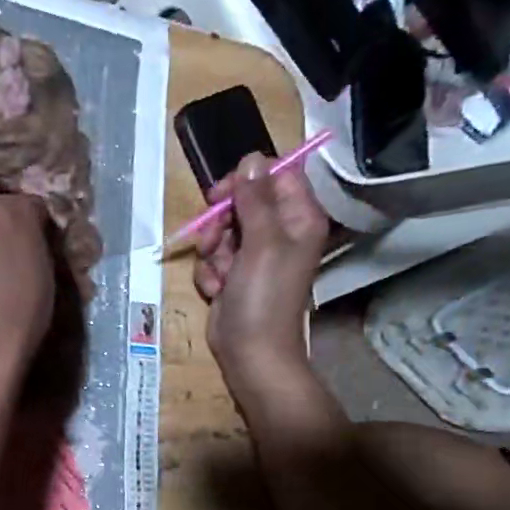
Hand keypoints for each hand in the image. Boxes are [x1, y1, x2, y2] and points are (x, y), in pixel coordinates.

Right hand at [191, 153, 329, 389]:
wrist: (251, 351)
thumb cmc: (263, 296)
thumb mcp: (261, 242)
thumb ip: (255, 198)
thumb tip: (253, 158)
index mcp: (299, 219)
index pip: (277, 175)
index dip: (248, 179)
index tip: (224, 191)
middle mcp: (280, 232)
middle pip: (244, 201)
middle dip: (222, 220)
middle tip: (214, 238)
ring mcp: (255, 255)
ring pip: (222, 230)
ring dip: (213, 250)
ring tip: (219, 273)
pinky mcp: (233, 274)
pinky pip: (214, 257)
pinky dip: (210, 272)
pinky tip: (216, 289)